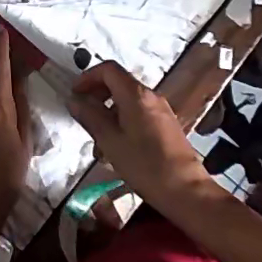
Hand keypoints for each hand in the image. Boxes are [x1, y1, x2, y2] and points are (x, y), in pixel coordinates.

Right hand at [68, 62, 212, 211]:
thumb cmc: (145, 165)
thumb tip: (74, 100)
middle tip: (83, 113)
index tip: (75, 94)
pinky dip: (122, 118)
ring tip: (98, 136)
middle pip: (118, 82)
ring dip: (108, 109)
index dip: (87, 77)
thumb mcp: (110, 141)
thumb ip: (90, 116)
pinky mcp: (166, 123)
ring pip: (127, 98)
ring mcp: (161, 109)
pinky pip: (139, 111)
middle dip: (97, 94)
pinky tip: (117, 144)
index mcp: (135, 95)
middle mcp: (150, 95)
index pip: (108, 69)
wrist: (187, 191)